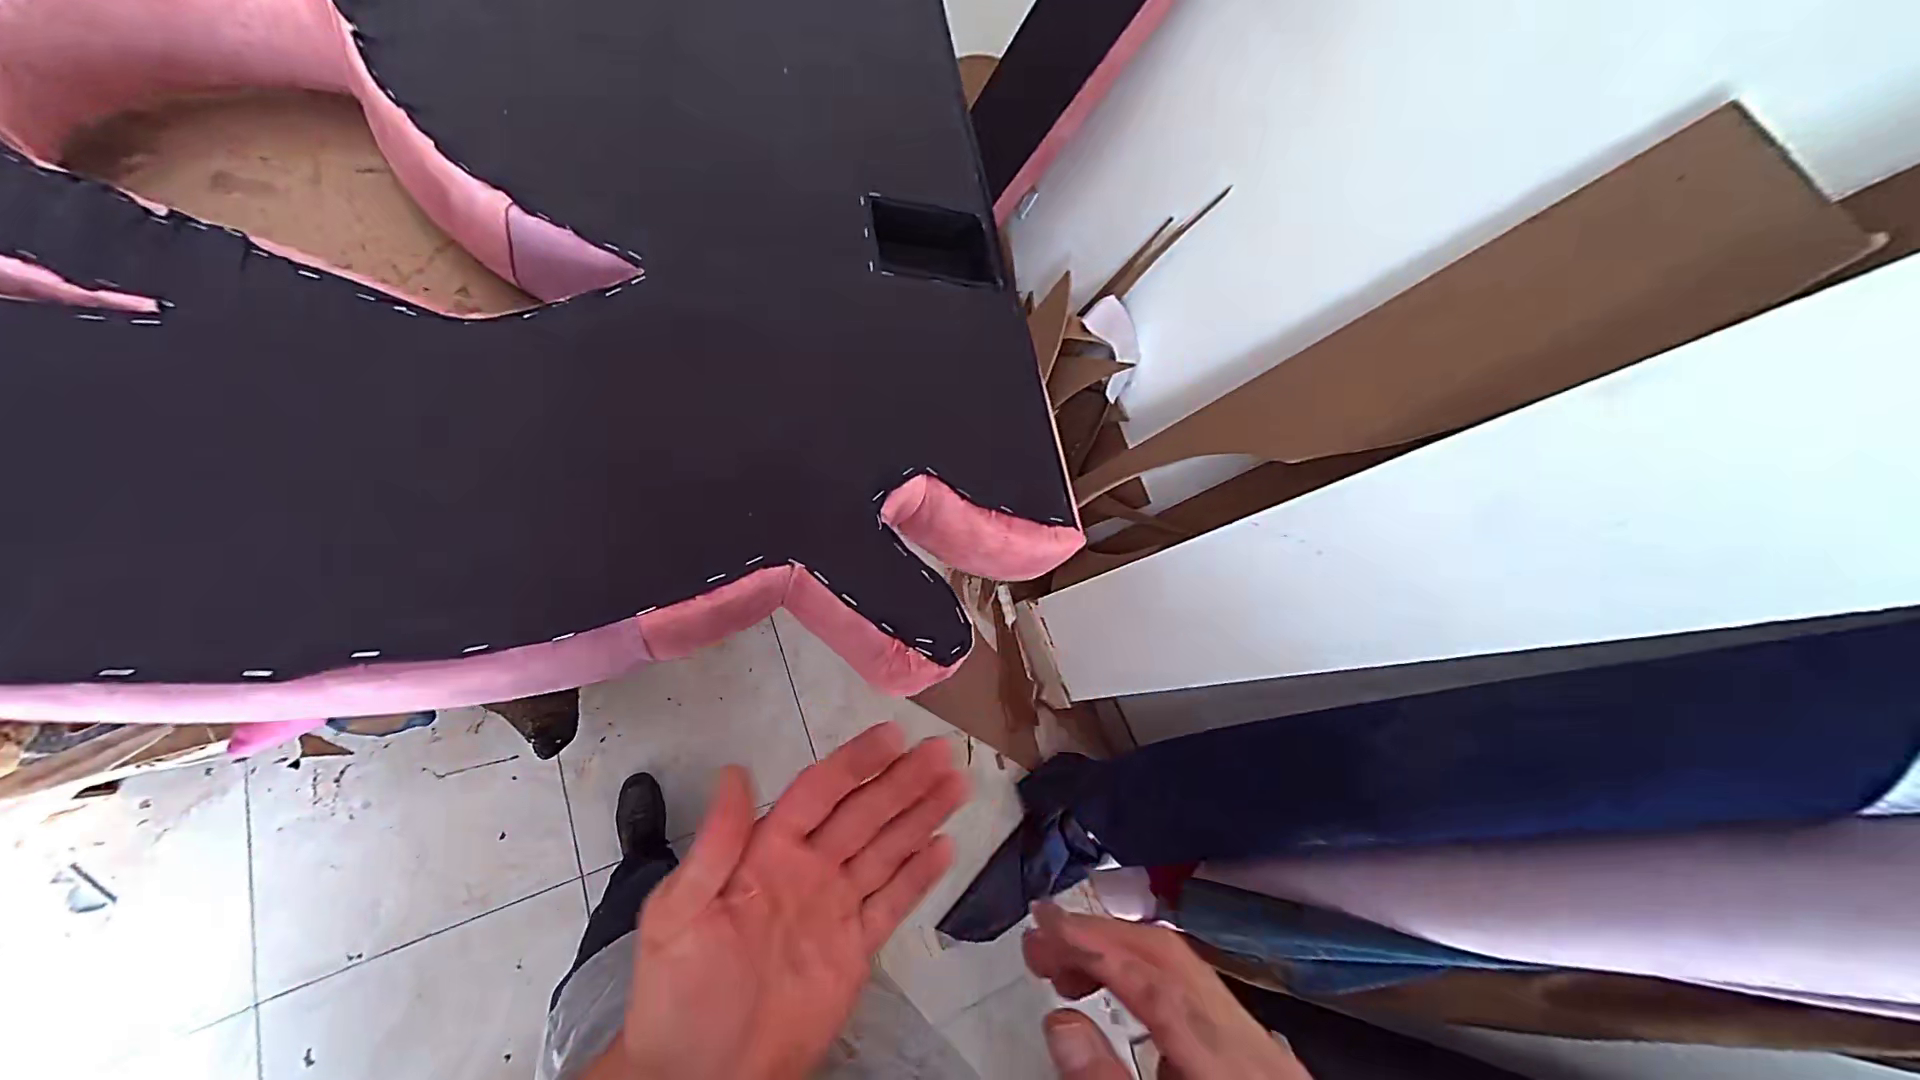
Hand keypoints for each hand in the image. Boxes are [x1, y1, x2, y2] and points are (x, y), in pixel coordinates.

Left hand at [605, 722, 967, 1079]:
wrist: (700, 1079)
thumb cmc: (678, 992)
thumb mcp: (679, 914)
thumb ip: (714, 845)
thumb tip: (734, 771)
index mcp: (769, 850)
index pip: (820, 792)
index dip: (856, 762)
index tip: (893, 735)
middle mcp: (810, 868)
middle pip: (865, 813)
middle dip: (904, 780)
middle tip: (941, 751)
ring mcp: (836, 907)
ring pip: (888, 849)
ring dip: (922, 815)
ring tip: (956, 784)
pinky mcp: (855, 949)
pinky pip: (893, 904)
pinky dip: (920, 877)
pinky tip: (944, 847)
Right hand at [1024, 902, 1312, 1079]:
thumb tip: (1061, 1024)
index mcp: (1235, 1072)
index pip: (1156, 985)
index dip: (1094, 946)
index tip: (1045, 923)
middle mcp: (1257, 1050)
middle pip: (1170, 961)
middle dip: (1099, 938)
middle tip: (1042, 940)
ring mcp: (1262, 1051)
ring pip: (1183, 968)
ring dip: (1118, 953)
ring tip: (1064, 967)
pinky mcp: (1256, 1059)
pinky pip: (1192, 994)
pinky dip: (1143, 978)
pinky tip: (1114, 995)